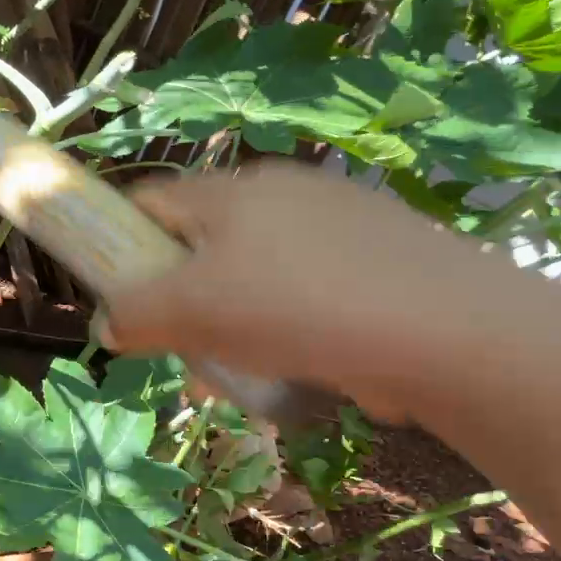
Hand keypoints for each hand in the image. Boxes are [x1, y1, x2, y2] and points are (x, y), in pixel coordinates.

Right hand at [106, 162, 502, 419]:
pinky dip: (278, 323)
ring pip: (248, 271)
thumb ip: (128, 315)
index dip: (115, 241)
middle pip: (197, 242)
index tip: (115, 290)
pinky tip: (287, 362)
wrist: (450, 335)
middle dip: (173, 296)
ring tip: (230, 368)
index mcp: (230, 192)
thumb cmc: (290, 308)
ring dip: (223, 319)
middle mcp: (283, 193)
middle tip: (174, 340)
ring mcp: (338, 221)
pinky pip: (301, 288)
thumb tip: (110, 325)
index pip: (146, 201)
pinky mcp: (380, 256)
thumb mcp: (183, 313)